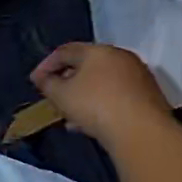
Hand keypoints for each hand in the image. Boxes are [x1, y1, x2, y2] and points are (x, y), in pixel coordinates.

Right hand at [29, 42, 172, 143]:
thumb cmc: (94, 105)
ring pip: (101, 81)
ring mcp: (137, 75)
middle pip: (86, 64)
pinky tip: (90, 121)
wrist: (140, 130)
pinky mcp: (147, 94)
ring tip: (69, 113)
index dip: (45, 65)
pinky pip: (115, 94)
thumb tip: (44, 78)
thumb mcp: (60, 95)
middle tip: (53, 96)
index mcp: (98, 51)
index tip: (34, 82)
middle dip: (66, 80)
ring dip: (82, 94)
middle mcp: (120, 56)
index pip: (65, 51)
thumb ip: (47, 84)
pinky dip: (99, 103)